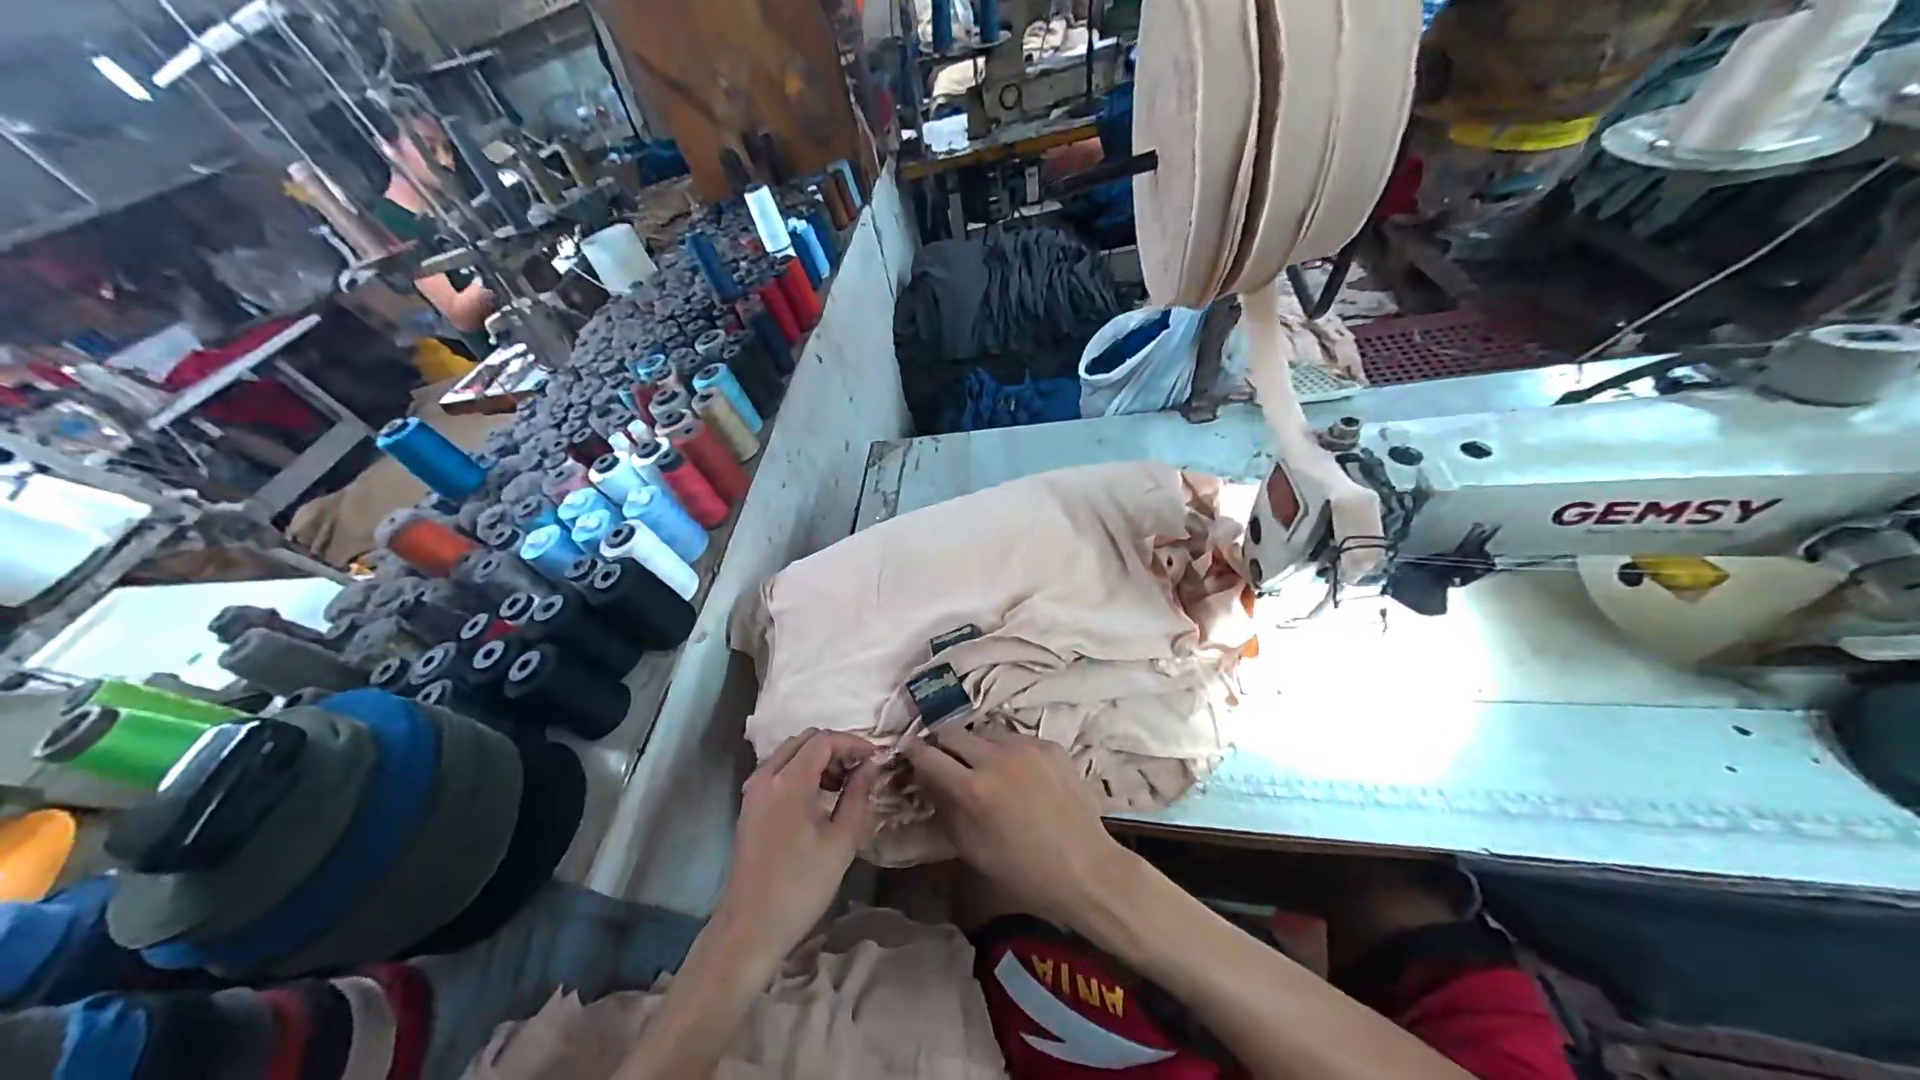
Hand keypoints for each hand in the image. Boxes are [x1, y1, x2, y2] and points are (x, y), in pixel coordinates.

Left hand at [718, 729, 881, 958]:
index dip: (853, 743)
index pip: (824, 740)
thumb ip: (858, 796)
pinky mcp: (748, 806)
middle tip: (860, 771)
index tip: (876, 759)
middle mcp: (766, 777)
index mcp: (789, 782)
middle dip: (835, 748)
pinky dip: (800, 771)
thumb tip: (870, 767)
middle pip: (804, 740)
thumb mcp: (842, 841)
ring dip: (817, 758)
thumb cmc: (801, 886)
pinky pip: (776, 770)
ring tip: (842, 785)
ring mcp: (753, 791)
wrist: (751, 927)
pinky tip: (816, 798)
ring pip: (789, 753)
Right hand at [900, 728, 1128, 928]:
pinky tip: (1017, 774)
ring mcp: (1027, 748)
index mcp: (973, 789)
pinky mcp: (1050, 745)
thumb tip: (926, 777)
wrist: (1084, 868)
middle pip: (953, 732)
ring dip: (977, 746)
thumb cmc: (1021, 870)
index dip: (913, 751)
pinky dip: (1008, 752)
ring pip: (986, 732)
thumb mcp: (970, 846)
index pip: (928, 755)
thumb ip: (944, 806)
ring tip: (984, 768)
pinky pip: (1016, 739)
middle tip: (946, 760)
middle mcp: (997, 759)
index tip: (908, 751)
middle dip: (943, 744)